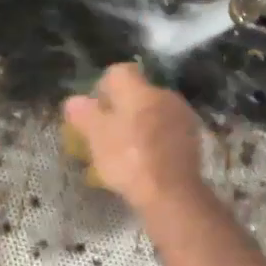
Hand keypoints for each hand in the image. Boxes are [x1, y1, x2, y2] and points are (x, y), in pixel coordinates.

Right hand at [62, 63, 205, 211]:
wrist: (171, 192)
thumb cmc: (128, 161)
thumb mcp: (96, 138)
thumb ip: (84, 115)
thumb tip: (73, 101)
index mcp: (139, 91)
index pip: (118, 72)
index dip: (101, 88)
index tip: (93, 112)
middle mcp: (164, 95)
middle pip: (137, 93)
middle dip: (121, 109)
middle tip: (106, 134)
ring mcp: (182, 116)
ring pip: (153, 111)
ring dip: (139, 124)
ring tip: (126, 151)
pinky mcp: (192, 137)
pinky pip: (167, 129)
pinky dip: (155, 139)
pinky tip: (147, 160)